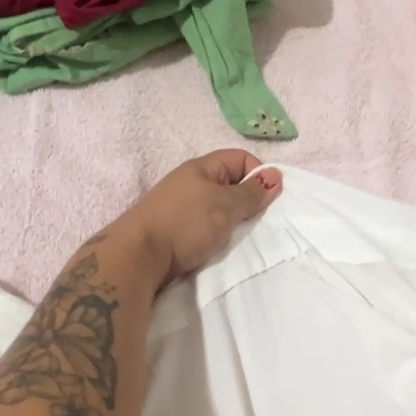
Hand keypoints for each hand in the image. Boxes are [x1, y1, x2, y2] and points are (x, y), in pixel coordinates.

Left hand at [108, 150, 282, 290]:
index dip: (258, 175)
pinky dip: (217, 235)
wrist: (140, 256)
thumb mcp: (225, 206)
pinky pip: (206, 226)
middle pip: (230, 184)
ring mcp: (181, 207)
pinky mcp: (176, 230)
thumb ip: (251, 193)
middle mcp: (191, 183)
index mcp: (202, 168)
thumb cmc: (185, 224)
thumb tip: (275, 176)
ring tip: (238, 237)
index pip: (240, 159)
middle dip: (247, 202)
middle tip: (255, 223)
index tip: (266, 201)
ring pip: (219, 208)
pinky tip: (219, 247)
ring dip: (232, 222)